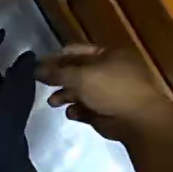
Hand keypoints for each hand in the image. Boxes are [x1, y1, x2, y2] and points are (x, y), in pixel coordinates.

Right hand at [38, 44, 172, 143]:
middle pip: (76, 71)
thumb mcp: (81, 76)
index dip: (56, 57)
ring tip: (53, 102)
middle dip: (58, 79)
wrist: (137, 120)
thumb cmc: (111, 89)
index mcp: (107, 55)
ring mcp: (107, 92)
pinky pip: (85, 109)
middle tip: (40, 84)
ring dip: (64, 96)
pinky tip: (72, 113)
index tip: (37, 65)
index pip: (76, 51)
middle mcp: (107, 71)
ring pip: (79, 92)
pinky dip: (77, 110)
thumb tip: (35, 69)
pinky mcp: (105, 111)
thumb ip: (56, 73)